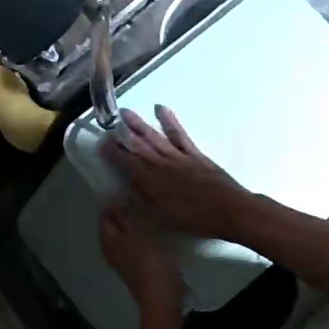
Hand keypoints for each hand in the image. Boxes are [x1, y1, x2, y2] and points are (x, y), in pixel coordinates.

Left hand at [100, 202, 182, 313]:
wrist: (162, 295)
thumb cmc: (147, 261)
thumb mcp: (137, 233)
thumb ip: (128, 216)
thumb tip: (119, 201)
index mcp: (108, 241)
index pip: (104, 215)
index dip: (115, 201)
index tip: (130, 190)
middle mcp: (113, 250)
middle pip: (117, 225)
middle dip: (128, 211)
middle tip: (144, 198)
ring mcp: (127, 259)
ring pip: (130, 234)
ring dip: (140, 223)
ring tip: (154, 210)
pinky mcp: (141, 265)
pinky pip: (141, 243)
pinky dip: (147, 234)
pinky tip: (160, 228)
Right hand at [102, 106, 254, 240]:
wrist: (227, 209)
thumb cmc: (193, 219)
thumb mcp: (160, 218)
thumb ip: (141, 202)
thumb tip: (124, 189)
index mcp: (149, 181)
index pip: (125, 163)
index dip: (112, 153)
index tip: (101, 143)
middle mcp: (160, 164)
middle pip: (137, 145)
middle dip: (121, 134)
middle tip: (109, 122)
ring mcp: (178, 156)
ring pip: (153, 136)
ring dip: (138, 123)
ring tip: (125, 112)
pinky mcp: (194, 153)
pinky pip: (178, 133)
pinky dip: (169, 120)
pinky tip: (161, 108)